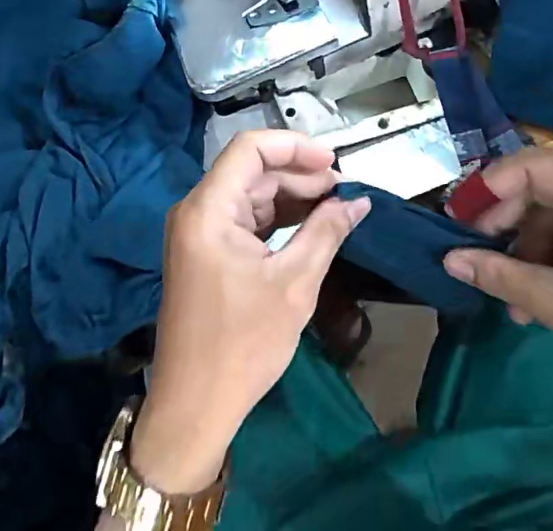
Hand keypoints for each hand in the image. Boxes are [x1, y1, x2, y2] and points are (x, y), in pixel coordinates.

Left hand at [130, 130, 370, 493]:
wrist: (195, 404)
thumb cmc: (242, 344)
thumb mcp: (294, 285)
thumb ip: (325, 233)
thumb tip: (357, 202)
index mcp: (207, 209)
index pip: (250, 149)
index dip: (294, 147)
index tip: (334, 162)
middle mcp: (196, 210)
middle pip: (251, 171)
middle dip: (299, 175)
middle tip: (344, 192)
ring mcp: (198, 230)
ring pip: (249, 193)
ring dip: (291, 196)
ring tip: (335, 207)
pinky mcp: (205, 250)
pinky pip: (243, 218)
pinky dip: (276, 218)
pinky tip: (309, 224)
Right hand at [441, 149, 552, 432]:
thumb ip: (512, 281)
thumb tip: (451, 259)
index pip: (535, 166)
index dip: (488, 190)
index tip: (455, 223)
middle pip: (546, 191)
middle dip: (508, 228)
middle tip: (476, 262)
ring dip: (531, 255)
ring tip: (513, 301)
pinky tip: (543, 301)